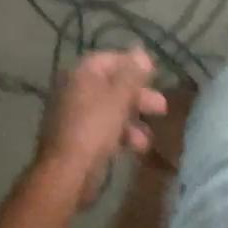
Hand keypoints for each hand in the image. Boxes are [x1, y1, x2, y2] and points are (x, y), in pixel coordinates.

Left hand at [36, 48, 167, 177]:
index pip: (111, 59)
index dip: (134, 65)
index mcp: (82, 74)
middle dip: (139, 97)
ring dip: (133, 121)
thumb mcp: (119, 96)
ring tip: (148, 138)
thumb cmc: (94, 127)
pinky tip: (138, 148)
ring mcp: (75, 117)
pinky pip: (103, 130)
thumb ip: (133, 74)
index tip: (154, 76)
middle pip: (113, 86)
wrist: (66, 174)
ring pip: (111, 111)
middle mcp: (75, 90)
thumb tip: (142, 53)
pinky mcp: (77, 141)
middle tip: (161, 107)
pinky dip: (121, 136)